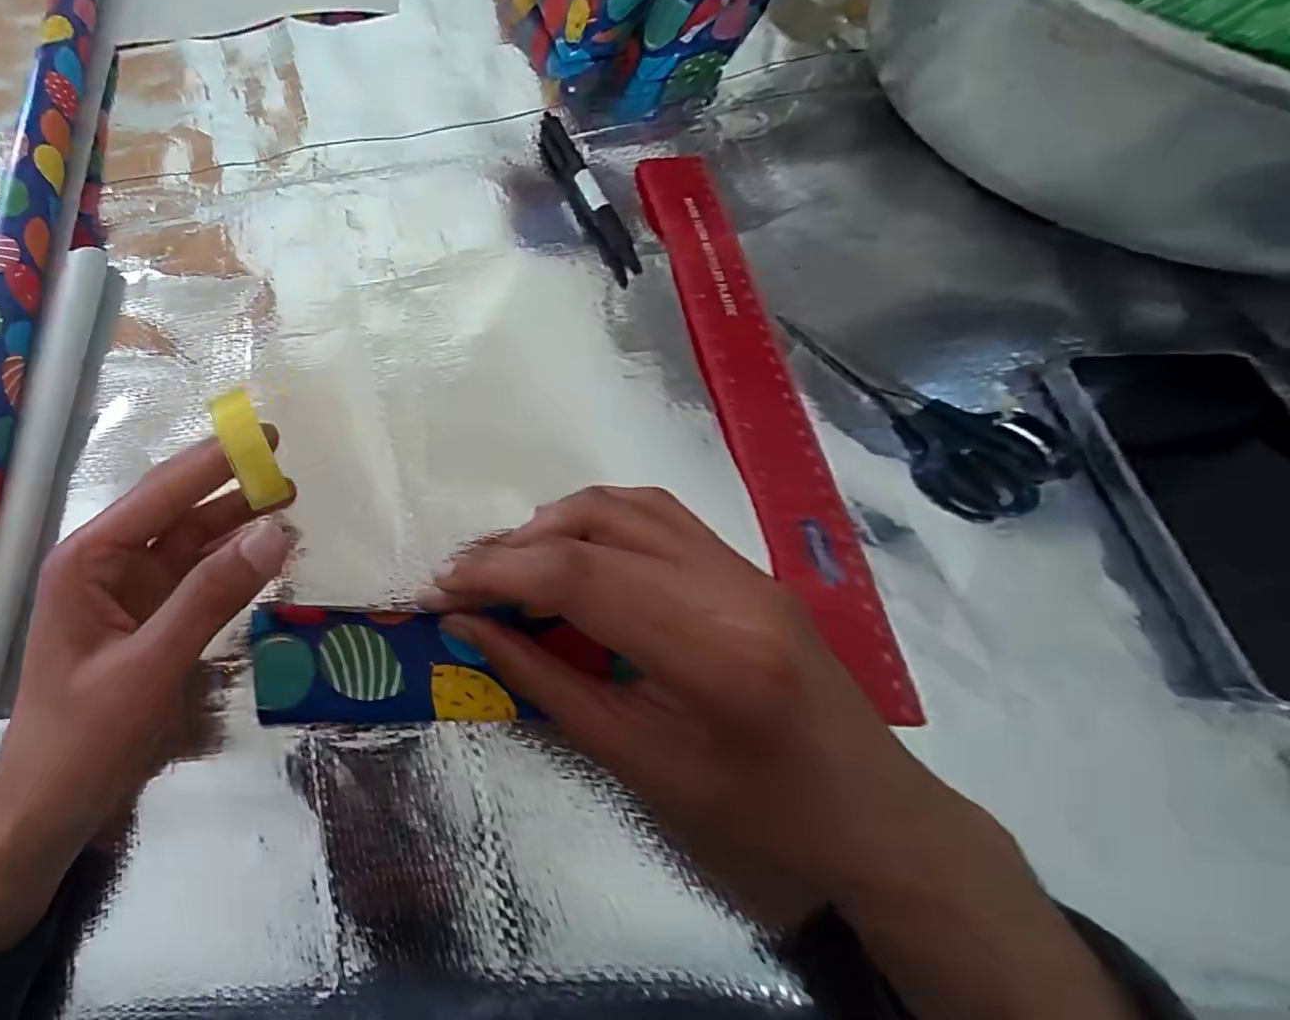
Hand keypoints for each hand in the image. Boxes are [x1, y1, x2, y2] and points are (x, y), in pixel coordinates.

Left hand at [0, 433, 292, 957]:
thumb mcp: (151, 664)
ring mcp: (130, 594)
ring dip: (235, 524)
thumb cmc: (84, 737)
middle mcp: (107, 565)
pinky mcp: (149, 621)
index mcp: (88, 560)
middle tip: (282, 464)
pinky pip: (195, 580)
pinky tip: (263, 553)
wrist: (49, 809)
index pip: (159, 495)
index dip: (212, 462)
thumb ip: (212, 596)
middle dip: (227, 487)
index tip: (263, 435)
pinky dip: (231, 565)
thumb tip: (277, 532)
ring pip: (190, 544)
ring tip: (286, 501)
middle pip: (175, 512)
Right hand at [421, 487, 1134, 1018]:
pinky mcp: (740, 562)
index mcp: (711, 650)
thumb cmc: (753, 808)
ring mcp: (740, 564)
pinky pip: (651, 512)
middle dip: (508, 549)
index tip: (440, 591)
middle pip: (590, 529)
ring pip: (619, 504)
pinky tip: (566, 549)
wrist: (872, 809)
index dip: (494, 575)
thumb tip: (467, 627)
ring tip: (505, 564)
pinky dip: (591, 519)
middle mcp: (729, 585)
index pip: (576, 577)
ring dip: (546, 525)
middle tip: (459, 579)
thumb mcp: (633, 757)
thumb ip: (543, 681)